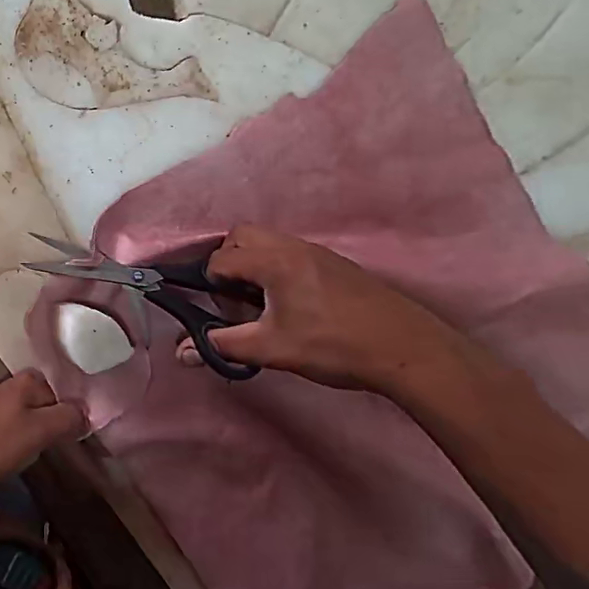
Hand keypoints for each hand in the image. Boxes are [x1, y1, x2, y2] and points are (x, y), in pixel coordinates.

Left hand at [0, 370, 85, 481]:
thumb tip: (90, 413)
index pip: (73, 391)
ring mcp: (6, 399)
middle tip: (81, 446)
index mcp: (34, 379)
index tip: (96, 434)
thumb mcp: (40, 431)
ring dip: (51, 431)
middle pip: (57, 402)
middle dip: (68, 422)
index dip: (85, 412)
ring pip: (41, 414)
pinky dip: (34, 436)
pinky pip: (26, 423)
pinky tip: (36, 451)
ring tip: (63, 450)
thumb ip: (69, 418)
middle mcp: (21, 383)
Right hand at [177, 225, 483, 394]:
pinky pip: (289, 251)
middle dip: (226, 260)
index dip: (208, 284)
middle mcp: (293, 247)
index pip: (220, 259)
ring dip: (252, 263)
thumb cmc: (334, 346)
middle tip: (232, 297)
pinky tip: (288, 304)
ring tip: (259, 302)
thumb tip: (181, 353)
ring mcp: (317, 252)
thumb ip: (224, 346)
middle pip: (242, 235)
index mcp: (274, 262)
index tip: (217, 312)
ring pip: (267, 241)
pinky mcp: (334, 264)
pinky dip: (275, 267)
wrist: (407, 349)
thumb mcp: (273, 349)